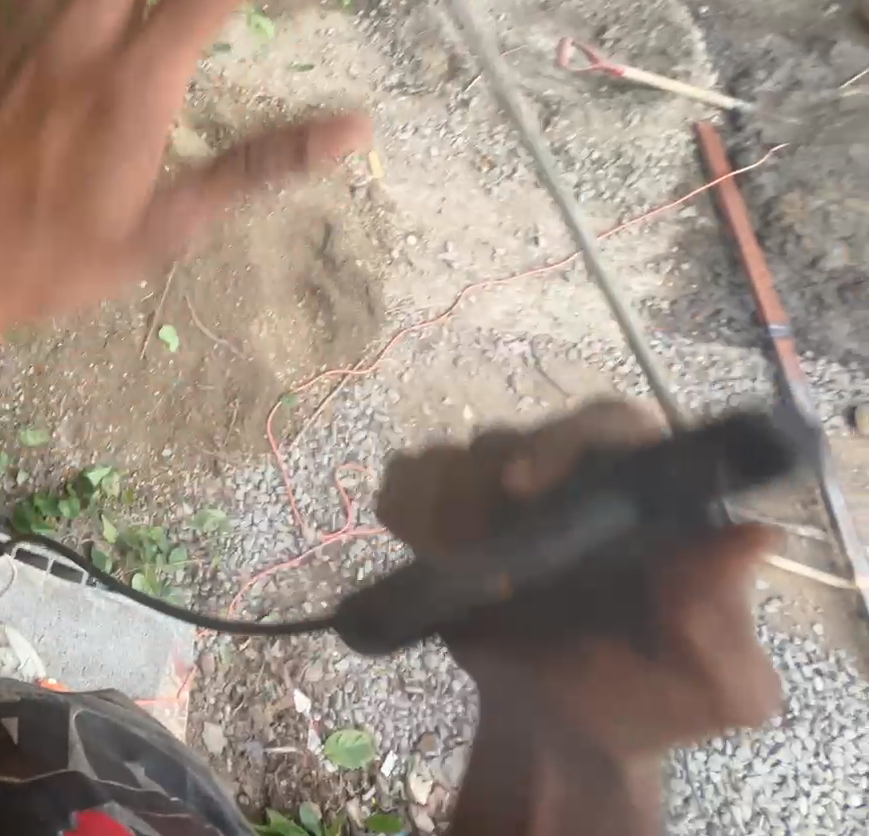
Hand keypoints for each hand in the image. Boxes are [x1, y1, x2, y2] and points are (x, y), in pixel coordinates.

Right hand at [378, 400, 782, 760]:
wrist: (555, 727)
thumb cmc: (644, 701)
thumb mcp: (714, 681)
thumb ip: (719, 613)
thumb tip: (752, 534)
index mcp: (645, 506)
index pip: (608, 426)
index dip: (561, 438)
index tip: (519, 488)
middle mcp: (570, 486)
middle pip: (507, 436)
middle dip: (476, 488)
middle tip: (473, 547)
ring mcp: (497, 496)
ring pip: (445, 453)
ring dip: (435, 504)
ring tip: (448, 558)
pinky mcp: (440, 511)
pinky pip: (402, 476)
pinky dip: (400, 506)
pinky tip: (420, 548)